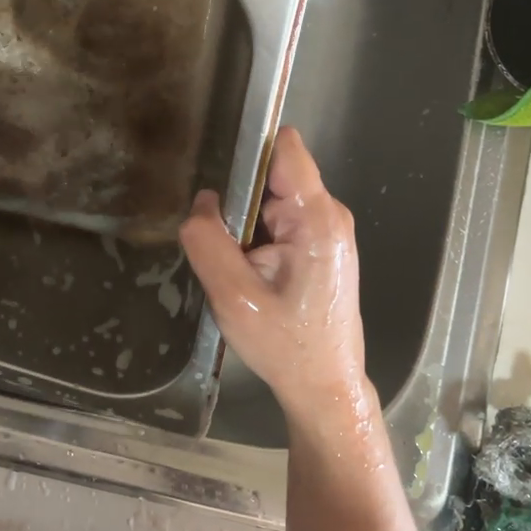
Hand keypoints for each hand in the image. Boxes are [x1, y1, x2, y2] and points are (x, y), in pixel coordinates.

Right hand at [179, 128, 370, 422]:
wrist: (323, 386)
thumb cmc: (283, 344)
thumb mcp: (230, 294)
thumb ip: (207, 239)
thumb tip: (201, 200)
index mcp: (315, 219)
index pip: (285, 148)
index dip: (249, 144)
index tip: (214, 161)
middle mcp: (329, 216)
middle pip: (272, 176)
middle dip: (238, 197)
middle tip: (219, 238)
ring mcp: (327, 232)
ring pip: (270, 201)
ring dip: (245, 222)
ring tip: (232, 261)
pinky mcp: (320, 248)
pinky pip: (277, 222)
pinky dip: (255, 237)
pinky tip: (246, 271)